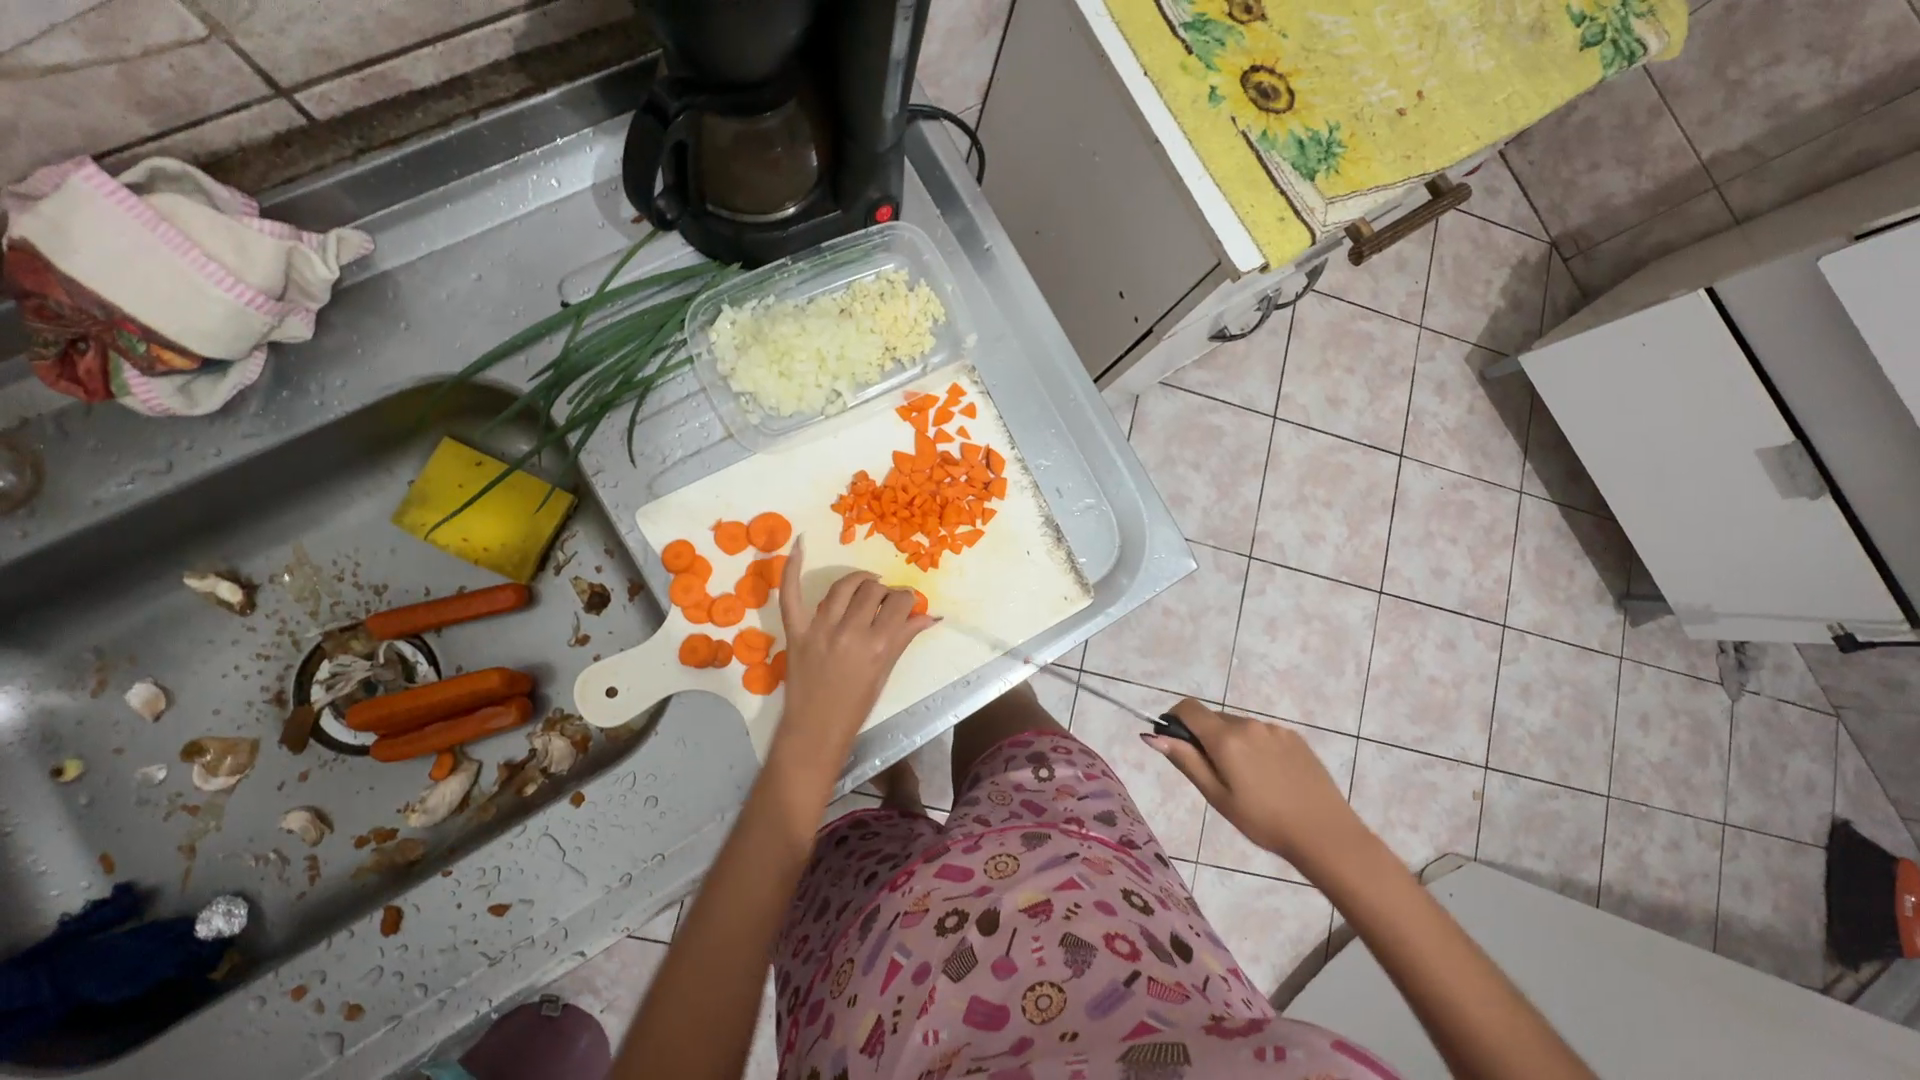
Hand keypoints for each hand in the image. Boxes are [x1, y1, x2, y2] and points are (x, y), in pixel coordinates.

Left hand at [773, 539, 936, 756]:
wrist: (815, 729)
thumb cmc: (856, 706)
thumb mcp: (885, 672)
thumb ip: (904, 638)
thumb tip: (929, 615)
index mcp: (877, 644)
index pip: (899, 603)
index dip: (907, 599)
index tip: (908, 604)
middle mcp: (849, 631)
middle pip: (872, 591)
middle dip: (885, 592)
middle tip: (887, 602)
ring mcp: (820, 628)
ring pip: (843, 588)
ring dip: (859, 581)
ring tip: (867, 585)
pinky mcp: (796, 630)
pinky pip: (791, 594)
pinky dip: (792, 567)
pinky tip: (799, 544)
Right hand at [1145, 699, 1370, 869]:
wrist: (1324, 832)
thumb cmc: (1262, 821)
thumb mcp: (1217, 796)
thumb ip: (1186, 761)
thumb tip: (1154, 736)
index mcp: (1226, 737)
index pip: (1188, 708)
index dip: (1175, 721)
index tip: (1176, 746)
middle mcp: (1249, 724)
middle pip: (1213, 718)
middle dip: (1205, 738)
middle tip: (1214, 777)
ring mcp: (1275, 729)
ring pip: (1238, 727)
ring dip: (1230, 744)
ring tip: (1246, 783)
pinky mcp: (1295, 738)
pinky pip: (1262, 735)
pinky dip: (1254, 748)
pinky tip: (1269, 778)